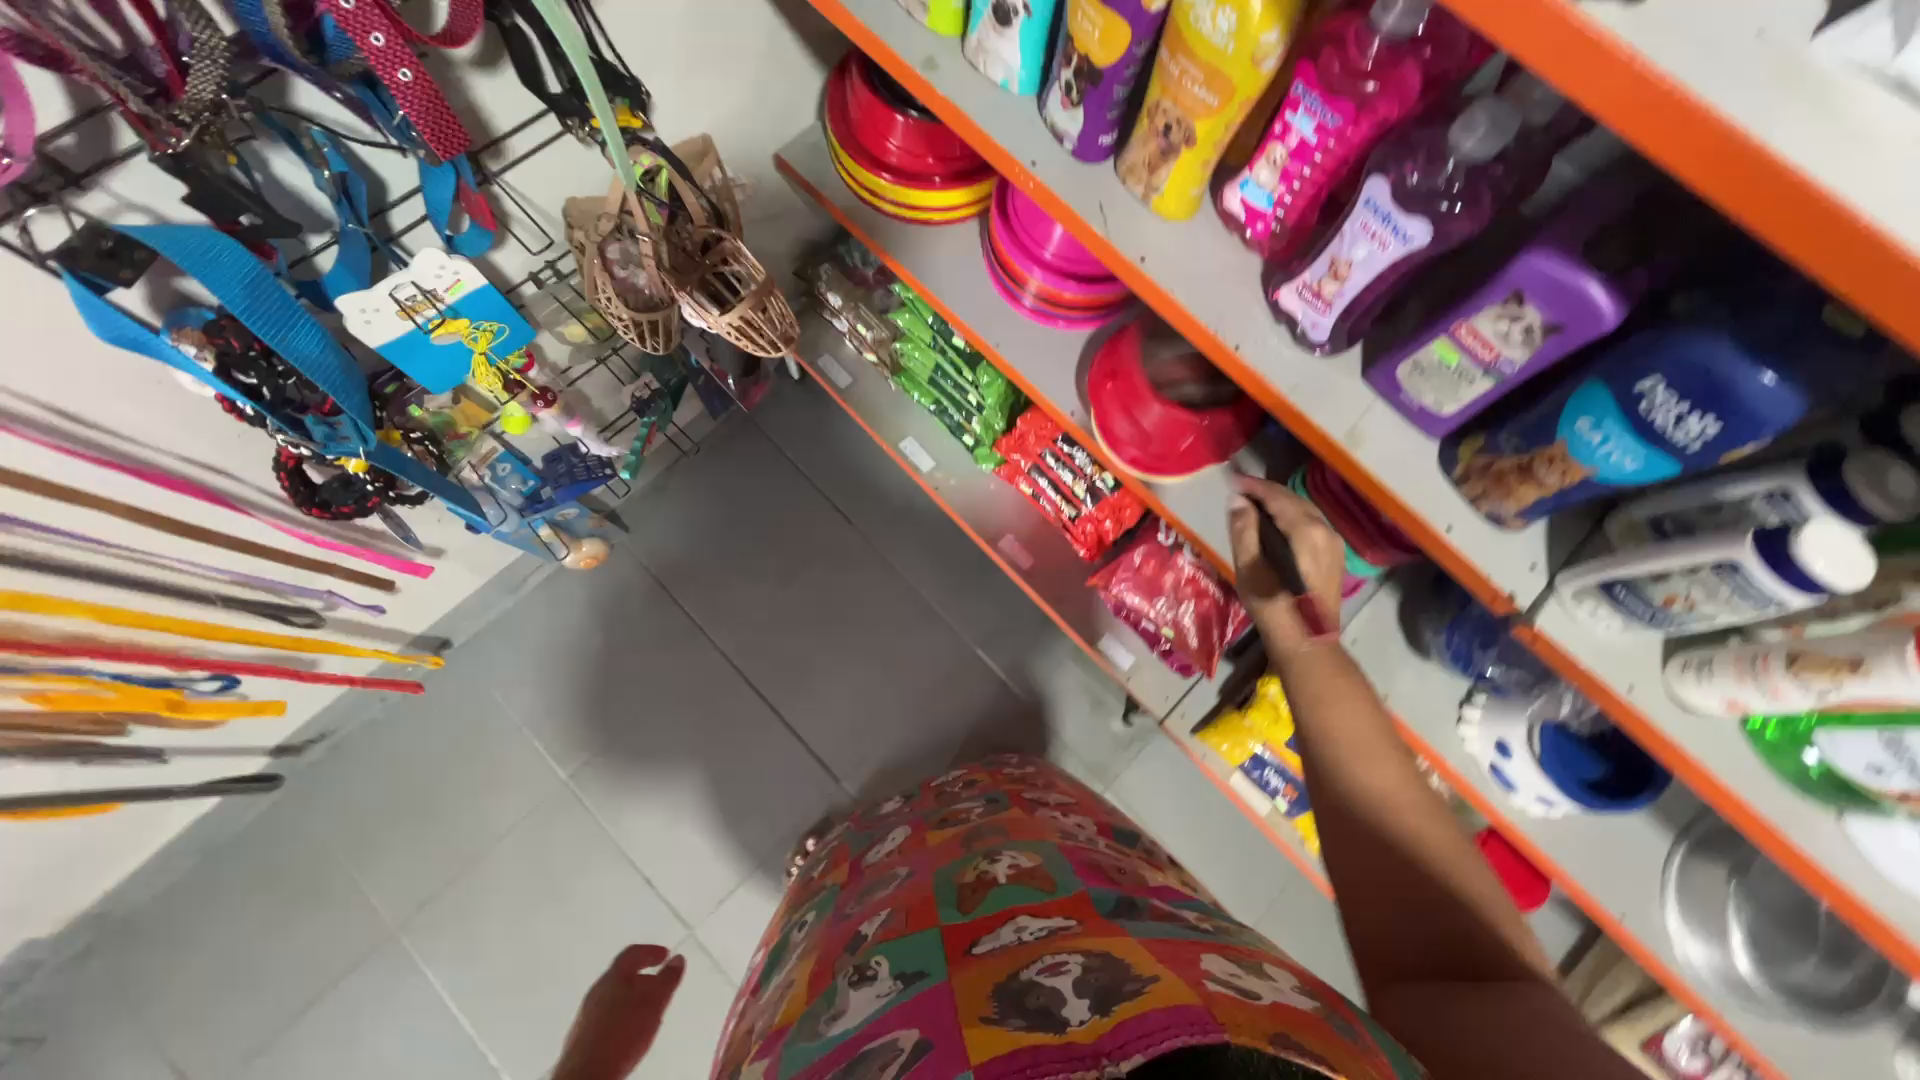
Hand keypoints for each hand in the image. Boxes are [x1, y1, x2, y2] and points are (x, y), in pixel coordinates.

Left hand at [552, 945, 686, 1079]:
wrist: (587, 1074)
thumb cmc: (624, 1032)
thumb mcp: (654, 1003)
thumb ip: (667, 980)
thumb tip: (677, 959)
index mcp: (613, 977)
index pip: (632, 953)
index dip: (650, 951)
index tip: (665, 955)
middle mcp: (597, 990)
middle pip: (622, 975)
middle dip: (643, 976)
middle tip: (659, 984)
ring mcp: (587, 1013)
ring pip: (614, 996)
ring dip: (633, 997)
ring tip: (649, 1010)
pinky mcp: (583, 1035)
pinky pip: (606, 1015)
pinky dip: (622, 1014)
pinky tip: (631, 1030)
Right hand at [1227, 473, 1345, 650]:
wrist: (1307, 642)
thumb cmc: (1273, 607)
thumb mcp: (1250, 569)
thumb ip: (1244, 531)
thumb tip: (1238, 501)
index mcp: (1306, 531)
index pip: (1277, 496)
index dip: (1254, 486)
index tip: (1233, 481)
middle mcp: (1326, 530)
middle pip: (1294, 500)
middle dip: (1267, 492)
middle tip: (1241, 491)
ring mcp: (1334, 543)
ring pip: (1305, 511)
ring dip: (1280, 504)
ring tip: (1255, 505)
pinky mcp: (1335, 556)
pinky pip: (1312, 525)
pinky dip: (1292, 518)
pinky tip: (1276, 526)